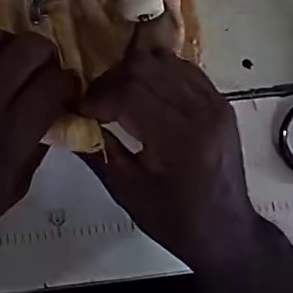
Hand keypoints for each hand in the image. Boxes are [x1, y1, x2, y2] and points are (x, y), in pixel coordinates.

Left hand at [0, 28, 74, 263]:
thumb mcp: (15, 187)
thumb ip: (35, 147)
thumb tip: (51, 117)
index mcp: (13, 133)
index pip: (52, 85)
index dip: (67, 81)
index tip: (67, 88)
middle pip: (26, 49)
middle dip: (44, 52)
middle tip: (42, 67)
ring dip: (7, 45)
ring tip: (6, 62)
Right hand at [80, 19, 276, 276]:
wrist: (227, 232)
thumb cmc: (174, 219)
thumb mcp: (126, 189)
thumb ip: (97, 148)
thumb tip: (65, 121)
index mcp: (178, 136)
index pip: (128, 91)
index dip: (96, 97)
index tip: (77, 110)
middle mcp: (200, 110)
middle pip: (144, 67)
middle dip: (110, 81)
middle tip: (93, 102)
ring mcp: (214, 101)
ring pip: (162, 60)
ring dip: (132, 72)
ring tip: (116, 95)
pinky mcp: (219, 100)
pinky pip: (181, 68)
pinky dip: (156, 73)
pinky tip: (142, 93)